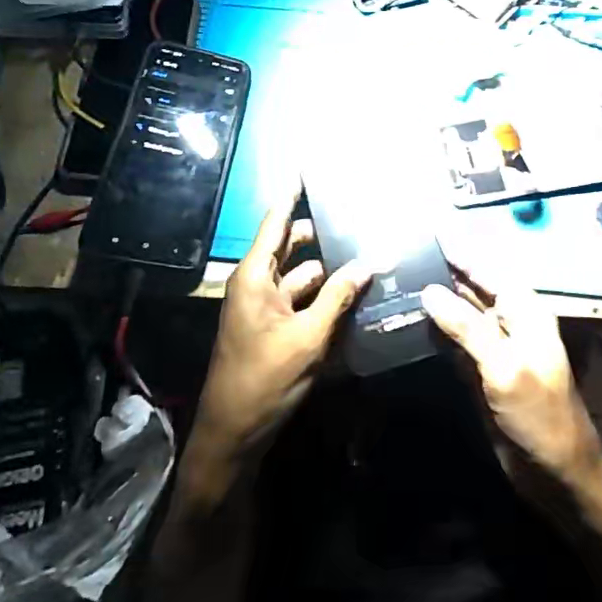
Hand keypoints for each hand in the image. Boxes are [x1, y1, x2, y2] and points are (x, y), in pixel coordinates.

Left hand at [189, 189, 375, 460]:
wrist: (233, 431)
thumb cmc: (265, 379)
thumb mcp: (308, 338)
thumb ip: (337, 299)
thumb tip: (367, 263)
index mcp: (255, 274)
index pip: (276, 221)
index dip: (292, 194)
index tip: (307, 169)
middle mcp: (257, 282)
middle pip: (292, 247)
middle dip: (324, 237)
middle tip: (360, 223)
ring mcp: (264, 306)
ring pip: (301, 277)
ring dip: (330, 271)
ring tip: (368, 259)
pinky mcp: (273, 328)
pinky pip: (301, 302)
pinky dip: (324, 298)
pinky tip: (355, 297)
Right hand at [418, 252, 601, 483]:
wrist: (556, 475)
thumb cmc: (541, 416)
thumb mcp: (506, 367)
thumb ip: (467, 327)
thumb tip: (428, 290)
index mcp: (524, 312)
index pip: (486, 270)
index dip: (457, 250)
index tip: (424, 232)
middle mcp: (507, 322)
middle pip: (469, 287)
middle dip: (438, 270)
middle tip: (398, 255)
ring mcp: (491, 347)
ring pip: (456, 312)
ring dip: (430, 298)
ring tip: (394, 279)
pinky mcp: (477, 369)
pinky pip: (449, 339)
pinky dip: (430, 327)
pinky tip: (403, 317)